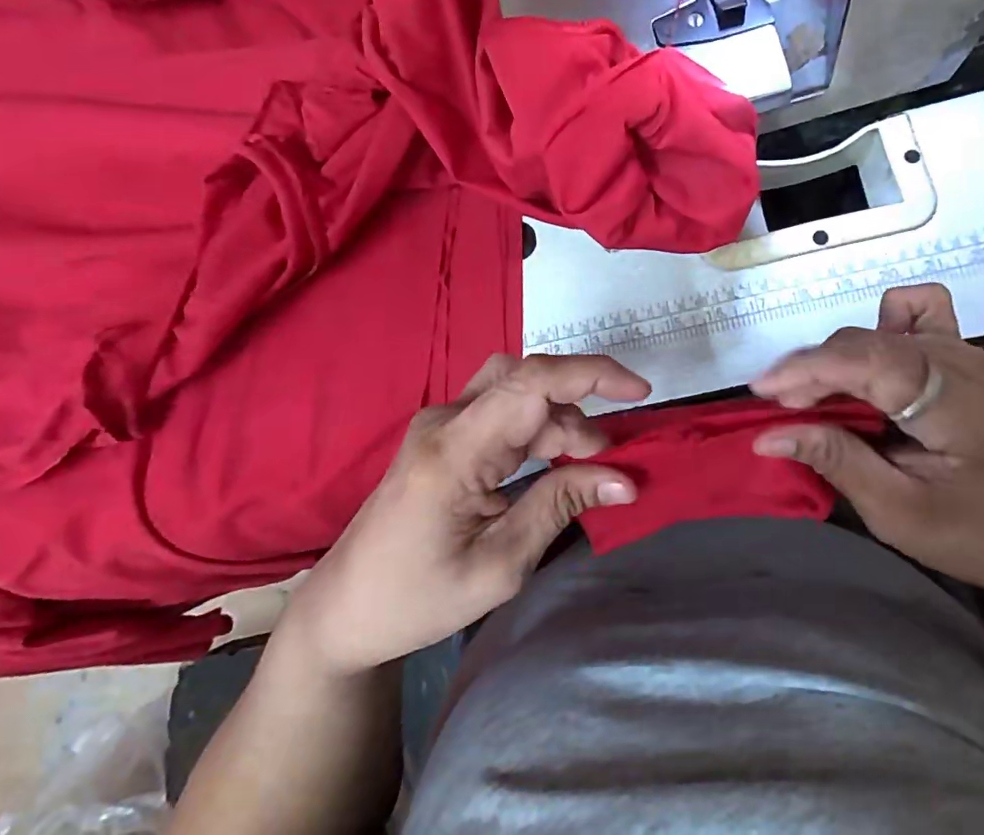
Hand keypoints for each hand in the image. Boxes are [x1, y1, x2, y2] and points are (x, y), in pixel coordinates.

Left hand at [281, 354, 650, 674]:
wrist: (343, 609)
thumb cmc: (415, 599)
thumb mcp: (498, 566)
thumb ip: (559, 508)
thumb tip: (624, 480)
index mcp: (453, 452)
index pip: (530, 384)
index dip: (591, 374)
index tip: (640, 391)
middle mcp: (444, 423)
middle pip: (524, 379)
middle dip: (578, 406)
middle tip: (608, 459)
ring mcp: (440, 426)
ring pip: (515, 393)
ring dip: (560, 420)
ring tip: (587, 468)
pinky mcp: (443, 438)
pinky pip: (501, 414)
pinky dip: (539, 430)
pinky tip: (557, 464)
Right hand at [749, 283, 983, 597]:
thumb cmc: (964, 533)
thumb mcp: (894, 512)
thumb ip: (834, 461)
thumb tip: (767, 435)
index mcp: (963, 411)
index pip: (876, 364)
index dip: (813, 370)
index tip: (763, 391)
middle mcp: (968, 368)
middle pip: (870, 343)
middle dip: (814, 370)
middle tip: (783, 411)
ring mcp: (967, 353)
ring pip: (878, 330)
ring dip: (835, 359)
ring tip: (814, 398)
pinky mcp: (960, 351)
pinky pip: (917, 309)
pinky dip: (880, 325)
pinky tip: (866, 364)